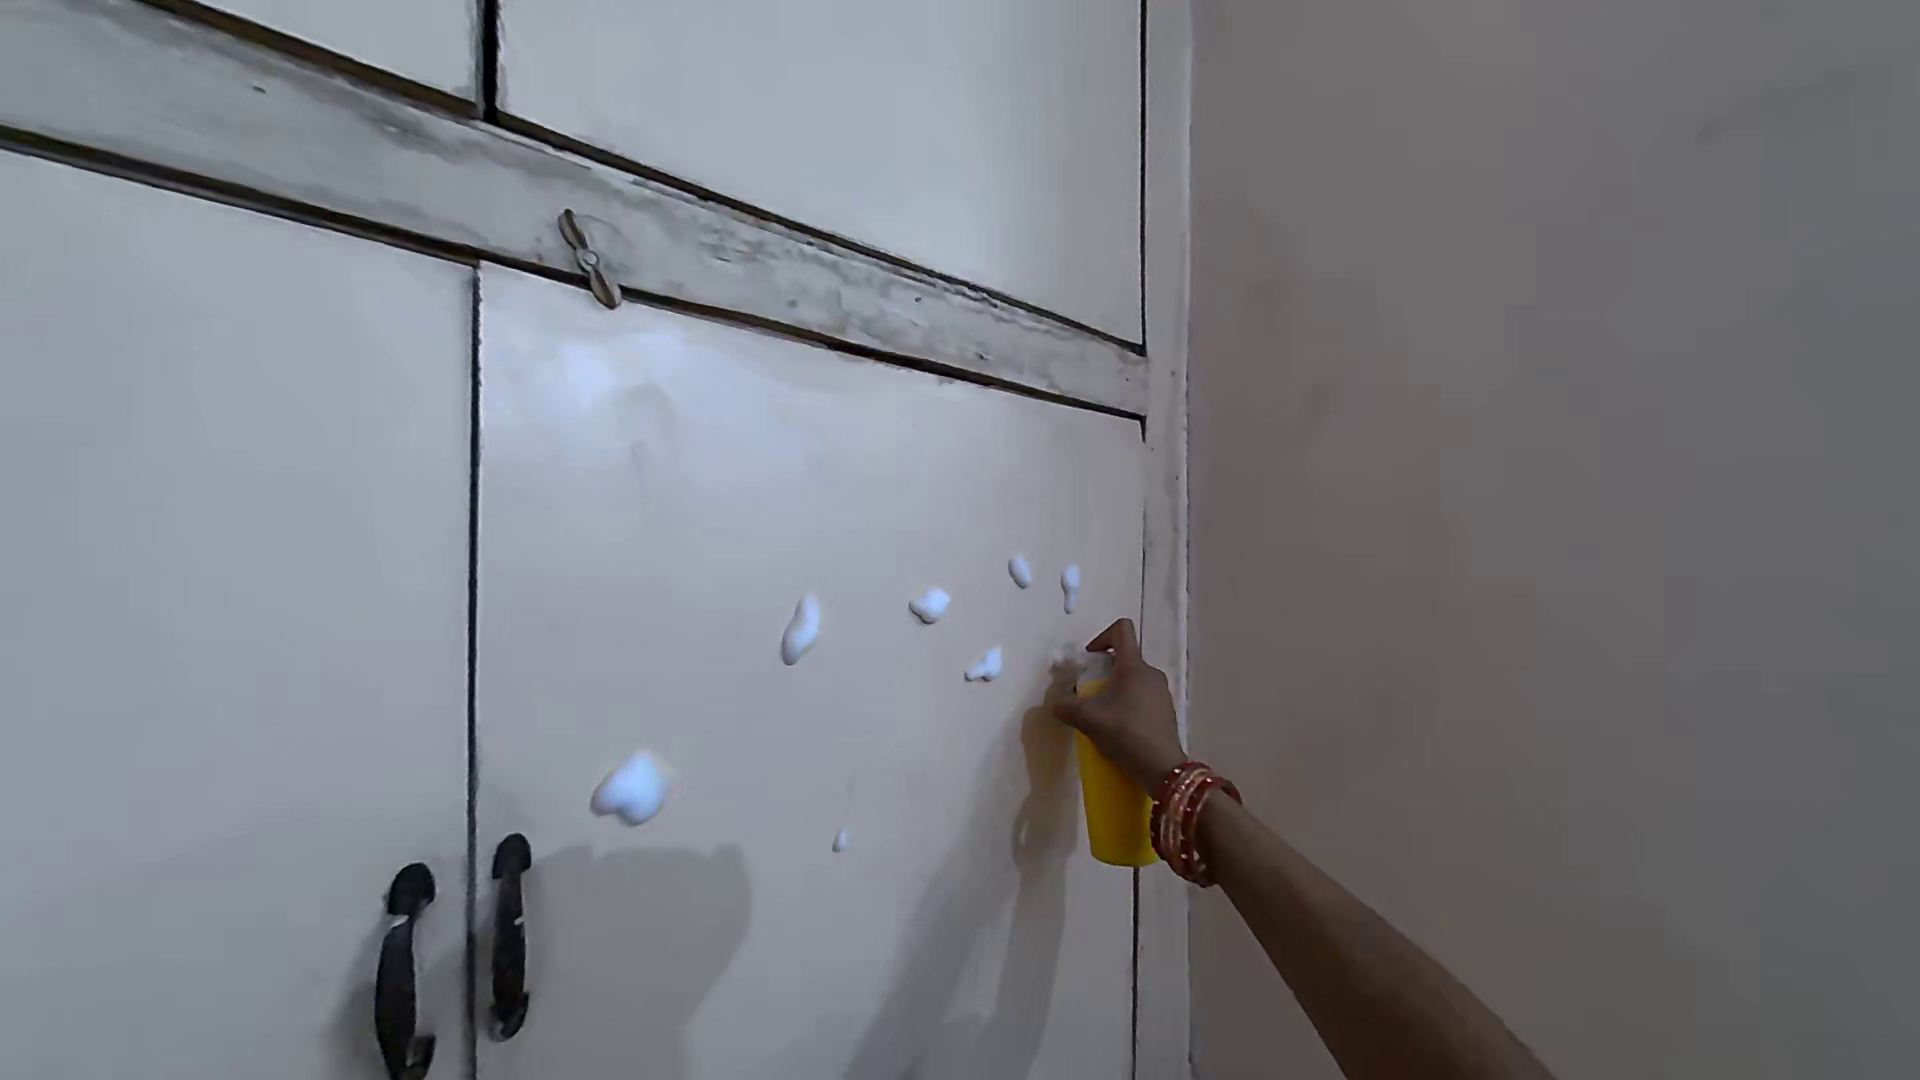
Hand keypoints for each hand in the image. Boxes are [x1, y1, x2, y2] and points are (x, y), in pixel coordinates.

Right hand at [1051, 618, 1186, 791]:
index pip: (1122, 630)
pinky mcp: (1166, 711)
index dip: (1102, 636)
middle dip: (1104, 671)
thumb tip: (1056, 707)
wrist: (1161, 768)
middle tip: (1091, 692)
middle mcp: (1151, 674)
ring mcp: (1162, 693)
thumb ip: (1068, 709)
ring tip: (1103, 713)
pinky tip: (1119, 727)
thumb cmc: (1125, 733)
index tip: (1090, 658)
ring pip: (1134, 679)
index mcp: (1134, 667)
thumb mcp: (1089, 719)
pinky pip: (1143, 697)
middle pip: (1125, 658)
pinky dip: (1128, 704)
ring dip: (1116, 689)